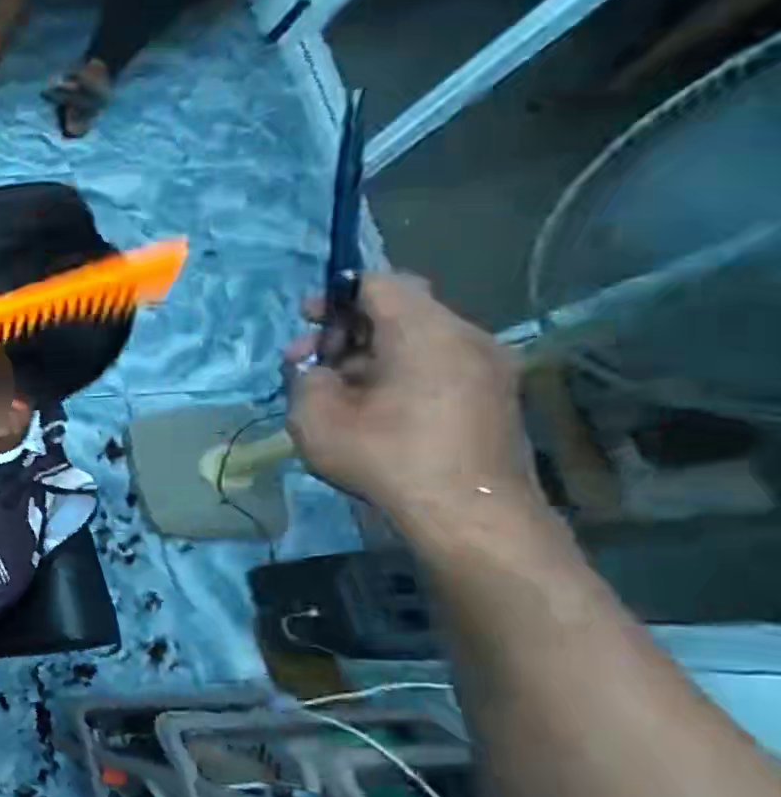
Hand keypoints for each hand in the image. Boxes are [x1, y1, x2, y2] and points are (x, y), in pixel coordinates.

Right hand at [285, 273, 539, 525]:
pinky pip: (437, 363)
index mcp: (424, 331)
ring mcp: (488, 365)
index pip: (379, 283)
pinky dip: (398, 372)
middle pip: (400, 310)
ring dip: (370, 354)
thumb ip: (307, 379)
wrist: (468, 512)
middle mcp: (465, 336)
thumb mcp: (316, 418)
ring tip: (336, 391)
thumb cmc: (386, 456)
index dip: (335, 295)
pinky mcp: (493, 394)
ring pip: (418, 339)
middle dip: (347, 330)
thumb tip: (319, 373)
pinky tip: (372, 407)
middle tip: (309, 363)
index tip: (304, 320)